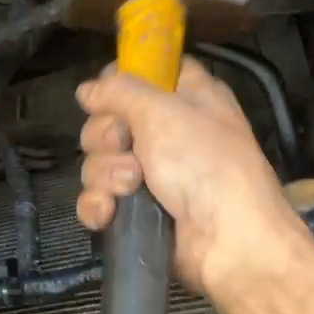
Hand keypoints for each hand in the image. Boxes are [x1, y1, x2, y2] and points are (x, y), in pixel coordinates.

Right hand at [76, 58, 311, 291]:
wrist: (226, 239)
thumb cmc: (205, 164)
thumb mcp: (163, 112)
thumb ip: (120, 92)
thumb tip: (87, 89)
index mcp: (187, 99)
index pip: (146, 74)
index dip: (121, 81)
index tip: (106, 93)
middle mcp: (168, 134)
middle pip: (109, 122)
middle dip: (107, 138)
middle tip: (125, 146)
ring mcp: (151, 176)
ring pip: (99, 163)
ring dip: (106, 176)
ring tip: (132, 188)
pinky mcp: (137, 213)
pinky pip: (98, 200)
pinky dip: (98, 206)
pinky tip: (108, 213)